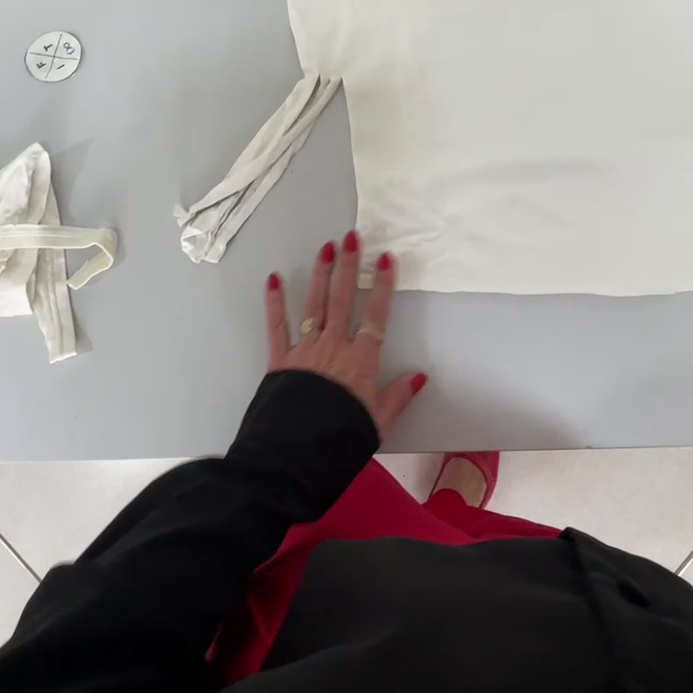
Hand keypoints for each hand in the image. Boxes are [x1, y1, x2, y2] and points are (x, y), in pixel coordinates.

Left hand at [264, 230, 425, 440]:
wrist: (296, 455)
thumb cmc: (340, 440)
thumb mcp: (377, 423)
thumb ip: (397, 397)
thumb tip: (418, 376)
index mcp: (361, 361)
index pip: (376, 315)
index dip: (382, 285)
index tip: (386, 260)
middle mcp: (333, 347)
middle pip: (342, 299)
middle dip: (348, 266)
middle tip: (351, 237)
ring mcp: (305, 350)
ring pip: (314, 304)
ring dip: (320, 274)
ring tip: (325, 248)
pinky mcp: (280, 359)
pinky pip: (277, 326)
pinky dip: (274, 302)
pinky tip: (273, 279)